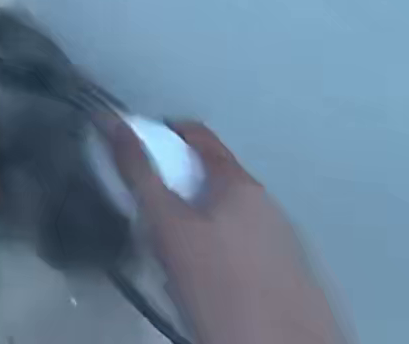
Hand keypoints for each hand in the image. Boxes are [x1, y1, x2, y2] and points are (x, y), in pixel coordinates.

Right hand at [105, 117, 346, 343]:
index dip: (162, 132)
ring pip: (229, 211)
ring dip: (199, 216)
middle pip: (212, 174)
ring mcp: (286, 243)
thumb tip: (115, 123)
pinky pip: (247, 244)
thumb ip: (138, 170)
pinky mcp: (293, 280)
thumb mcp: (166, 224)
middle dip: (177, 182)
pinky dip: (221, 246)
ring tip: (174, 247)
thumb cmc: (219, 285)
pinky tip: (207, 277)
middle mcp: (269, 204)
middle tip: (150, 206)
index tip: (137, 149)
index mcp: (240, 184)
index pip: (197, 133)